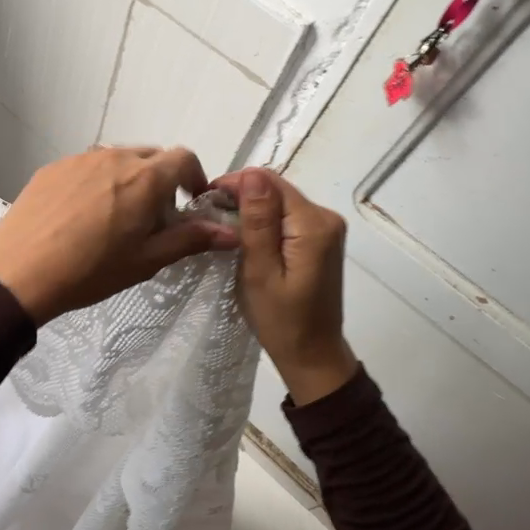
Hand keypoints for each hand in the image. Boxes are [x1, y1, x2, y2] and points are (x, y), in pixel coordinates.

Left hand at [0, 146, 238, 323]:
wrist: (19, 271)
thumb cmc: (90, 270)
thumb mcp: (146, 260)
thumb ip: (190, 240)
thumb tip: (231, 233)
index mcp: (145, 177)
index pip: (184, 158)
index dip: (194, 177)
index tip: (190, 202)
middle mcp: (114, 157)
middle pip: (151, 156)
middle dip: (161, 180)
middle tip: (153, 217)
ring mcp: (80, 159)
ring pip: (117, 159)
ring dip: (129, 179)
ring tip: (116, 217)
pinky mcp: (53, 167)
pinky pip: (87, 166)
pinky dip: (97, 182)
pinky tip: (82, 215)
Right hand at [212, 167, 356, 404]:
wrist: (312, 355)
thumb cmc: (281, 320)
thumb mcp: (261, 271)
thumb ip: (257, 222)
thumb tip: (250, 174)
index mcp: (313, 224)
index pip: (268, 182)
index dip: (234, 186)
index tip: (204, 204)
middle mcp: (326, 217)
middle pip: (274, 189)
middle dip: (240, 197)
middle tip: (207, 221)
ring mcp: (325, 228)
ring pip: (278, 201)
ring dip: (249, 210)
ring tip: (221, 231)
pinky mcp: (319, 239)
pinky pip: (285, 217)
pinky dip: (263, 223)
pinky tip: (244, 240)